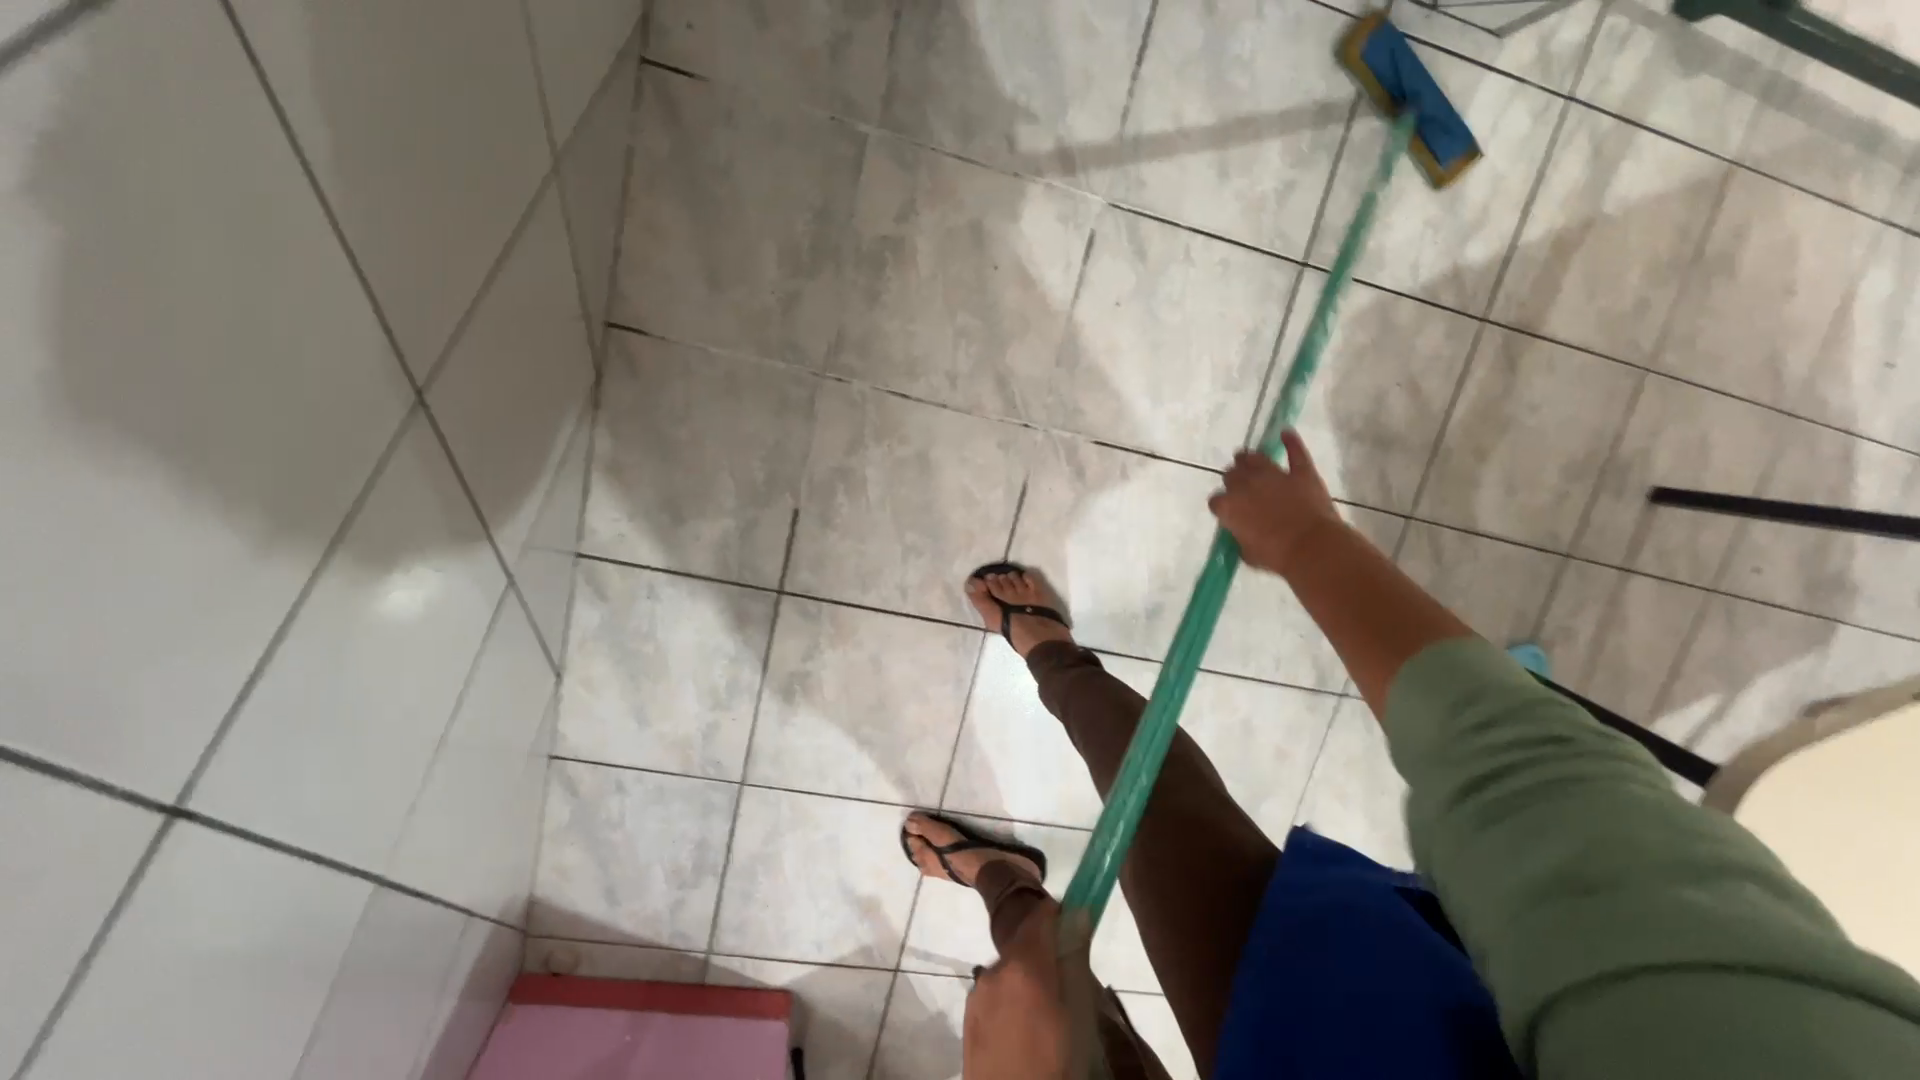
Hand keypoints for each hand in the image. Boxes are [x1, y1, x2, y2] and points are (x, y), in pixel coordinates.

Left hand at [963, 904, 1069, 1079]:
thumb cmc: (1054, 1061)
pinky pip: (996, 993)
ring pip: (1009, 970)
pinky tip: (1023, 1029)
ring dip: (1027, 979)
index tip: (1073, 926)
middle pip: (1024, 944)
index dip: (1058, 915)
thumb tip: (1080, 914)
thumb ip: (1075, 960)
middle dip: (1045, 953)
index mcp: (1024, 965)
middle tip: (1066, 982)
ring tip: (1046, 1013)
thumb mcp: (1077, 1014)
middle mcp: (995, 969)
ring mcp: (977, 993)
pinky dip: (1011, 999)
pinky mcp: (968, 1015)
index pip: (1040, 916)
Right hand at [1209, 430, 1342, 576]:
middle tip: (1238, 485)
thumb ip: (1241, 538)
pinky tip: (1286, 432)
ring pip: (1255, 459)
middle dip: (1233, 479)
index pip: (1216, 501)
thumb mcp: (1248, 554)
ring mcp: (1274, 475)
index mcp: (1229, 507)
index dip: (1221, 505)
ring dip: (1248, 458)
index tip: (1227, 511)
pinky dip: (1291, 441)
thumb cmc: (1276, 556)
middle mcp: (1246, 485)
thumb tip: (1243, 533)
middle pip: (1232, 475)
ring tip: (1246, 457)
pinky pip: (1295, 452)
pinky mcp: (1300, 473)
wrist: (1311, 547)